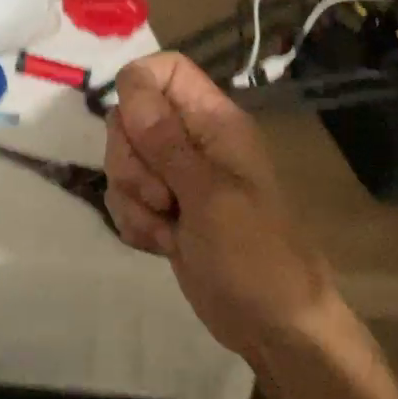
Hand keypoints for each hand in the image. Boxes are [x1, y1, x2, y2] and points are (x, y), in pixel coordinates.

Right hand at [102, 52, 334, 361]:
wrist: (275, 328)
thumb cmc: (256, 257)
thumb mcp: (209, 196)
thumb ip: (165, 141)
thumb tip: (129, 85)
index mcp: (214, 123)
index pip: (165, 70)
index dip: (138, 88)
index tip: (135, 130)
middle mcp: (192, 141)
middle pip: (130, 117)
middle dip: (129, 160)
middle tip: (161, 195)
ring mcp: (176, 177)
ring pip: (121, 160)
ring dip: (131, 198)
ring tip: (167, 227)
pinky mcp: (163, 210)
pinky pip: (124, 197)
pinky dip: (134, 222)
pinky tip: (162, 244)